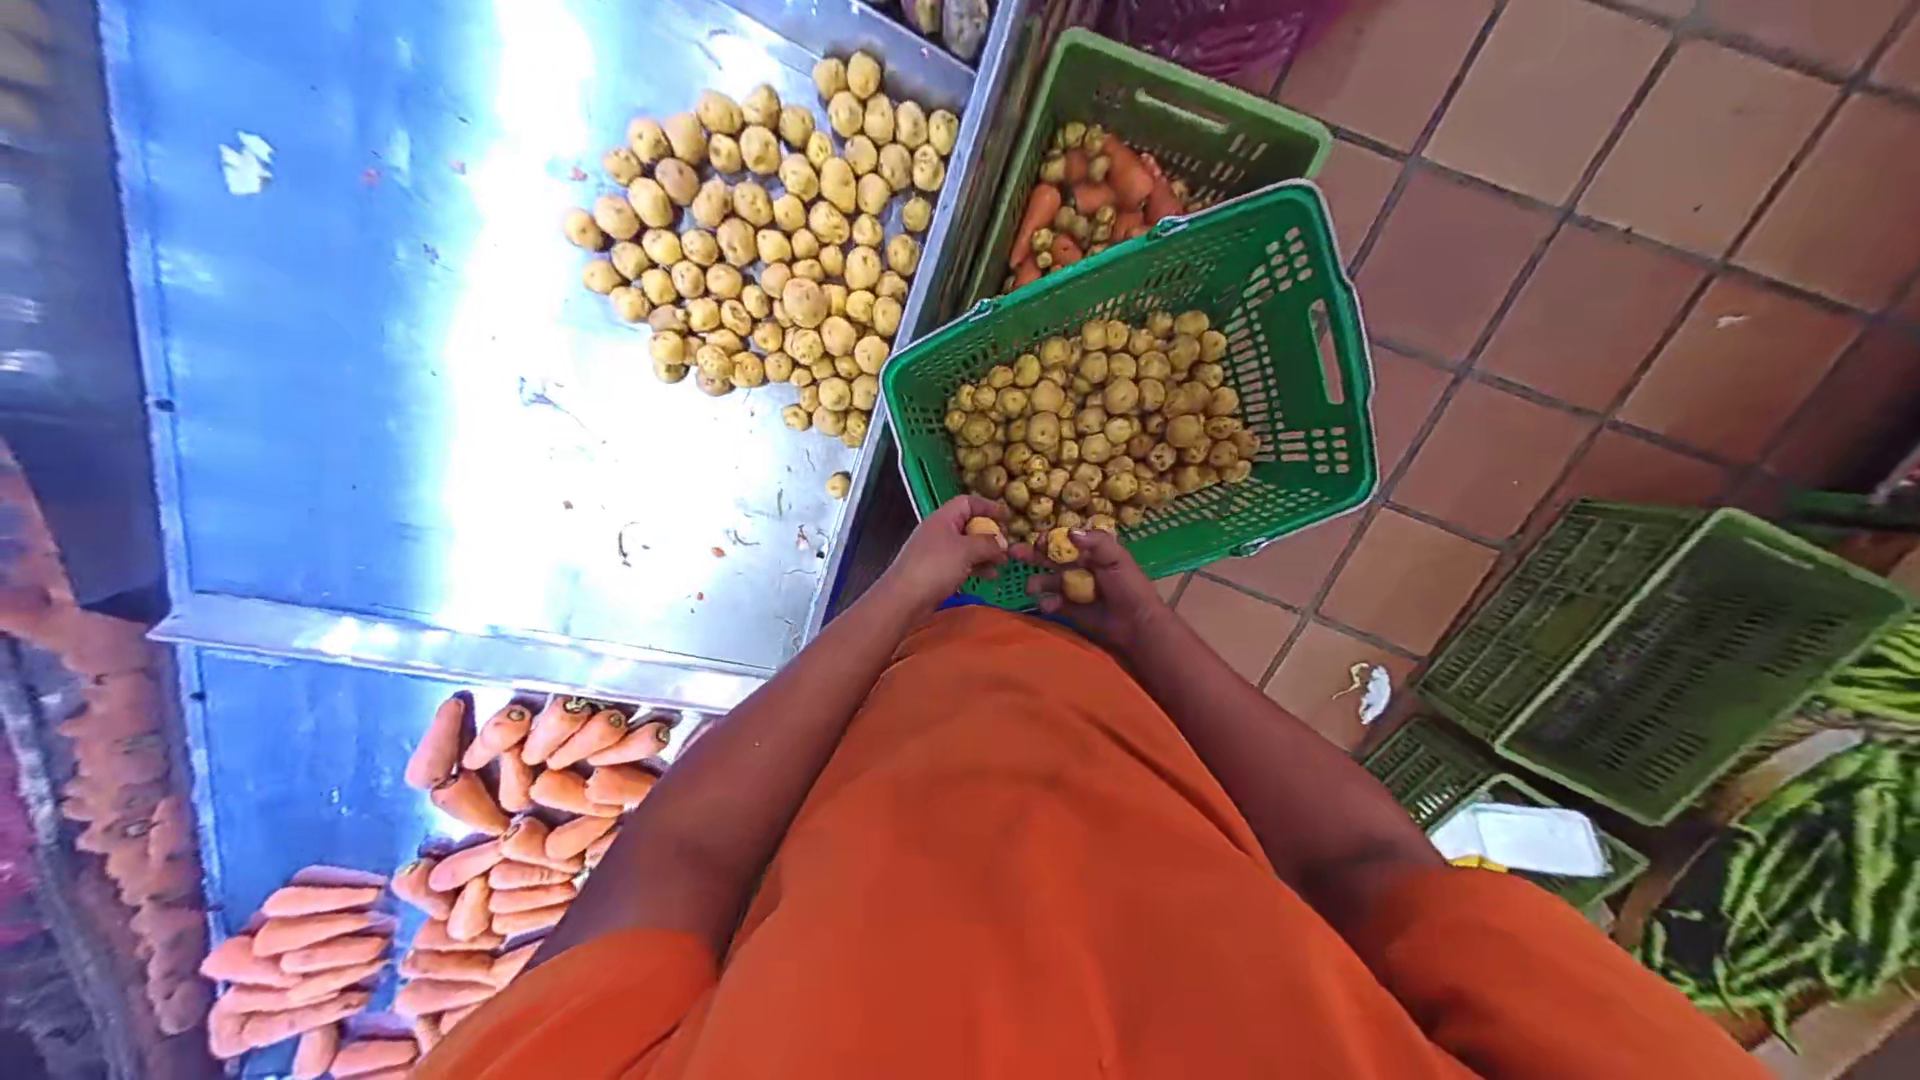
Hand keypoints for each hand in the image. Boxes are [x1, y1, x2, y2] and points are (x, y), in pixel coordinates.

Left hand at [877, 495, 1011, 613]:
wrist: (904, 599)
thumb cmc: (935, 567)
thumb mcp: (966, 551)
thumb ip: (988, 543)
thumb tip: (1002, 542)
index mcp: (943, 518)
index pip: (968, 502)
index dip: (988, 507)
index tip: (1007, 518)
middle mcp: (939, 531)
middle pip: (969, 524)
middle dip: (990, 533)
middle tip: (1006, 545)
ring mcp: (937, 552)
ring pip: (967, 546)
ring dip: (986, 552)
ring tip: (1003, 562)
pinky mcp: (937, 571)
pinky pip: (962, 563)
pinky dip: (977, 567)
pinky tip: (991, 576)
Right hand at [1011, 528, 1169, 652]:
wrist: (1136, 624)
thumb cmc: (1129, 587)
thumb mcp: (1117, 558)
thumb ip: (1096, 542)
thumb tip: (1070, 532)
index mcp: (1090, 552)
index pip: (1064, 541)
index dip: (1050, 540)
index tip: (1039, 542)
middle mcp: (1078, 568)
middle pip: (1049, 558)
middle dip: (1031, 555)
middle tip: (1013, 553)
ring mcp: (1071, 589)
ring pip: (1046, 581)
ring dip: (1036, 581)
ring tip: (1032, 587)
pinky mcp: (1068, 609)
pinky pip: (1050, 602)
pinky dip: (1045, 602)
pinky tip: (1048, 605)